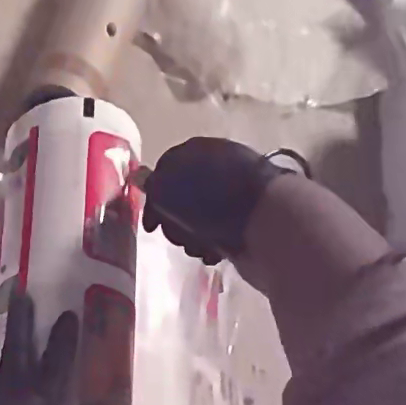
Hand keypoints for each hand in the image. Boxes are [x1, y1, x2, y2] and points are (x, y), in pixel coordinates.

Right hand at [141, 137, 281, 263]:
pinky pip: (217, 235)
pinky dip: (210, 245)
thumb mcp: (171, 188)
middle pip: (181, 198)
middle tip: (175, 236)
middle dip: (173, 222)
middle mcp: (219, 169)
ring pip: (197, 220)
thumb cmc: (213, 201)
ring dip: (190, 237)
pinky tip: (212, 253)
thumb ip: (152, 184)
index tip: (150, 224)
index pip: (166, 170)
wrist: (268, 224)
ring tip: (197, 246)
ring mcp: (234, 197)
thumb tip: (137, 175)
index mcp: (201, 151)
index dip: (154, 197)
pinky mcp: (246, 223)